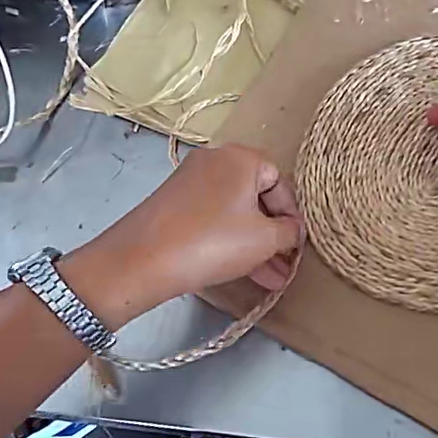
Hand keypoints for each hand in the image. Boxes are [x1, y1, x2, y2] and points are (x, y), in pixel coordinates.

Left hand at [60, 145, 301, 327]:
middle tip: (287, 264)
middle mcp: (215, 161)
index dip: (293, 215)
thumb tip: (293, 231)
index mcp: (240, 157)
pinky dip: (231, 241)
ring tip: (272, 280)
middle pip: (257, 196)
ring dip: (256, 244)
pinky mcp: (174, 204)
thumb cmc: (213, 242)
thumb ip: (289, 232)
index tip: (297, 244)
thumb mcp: (264, 239)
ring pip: (235, 212)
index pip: (280, 181)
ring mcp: (191, 182)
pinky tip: (244, 271)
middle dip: (275, 234)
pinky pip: (214, 219)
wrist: (141, 261)